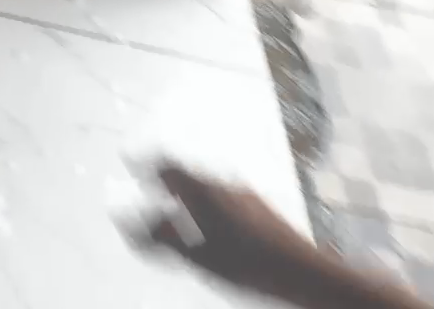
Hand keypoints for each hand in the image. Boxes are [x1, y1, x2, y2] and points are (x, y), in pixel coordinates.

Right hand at [143, 163, 322, 298]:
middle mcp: (221, 181)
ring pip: (209, 186)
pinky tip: (220, 232)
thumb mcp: (195, 255)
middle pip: (187, 173)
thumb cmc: (249, 261)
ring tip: (190, 221)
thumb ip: (160, 237)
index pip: (164, 162)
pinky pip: (228, 197)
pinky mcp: (261, 206)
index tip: (137, 168)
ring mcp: (244, 192)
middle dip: (172, 185)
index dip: (147, 165)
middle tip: (162, 197)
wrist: (302, 271)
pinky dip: (216, 207)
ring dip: (195, 198)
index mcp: (200, 186)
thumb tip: (131, 225)